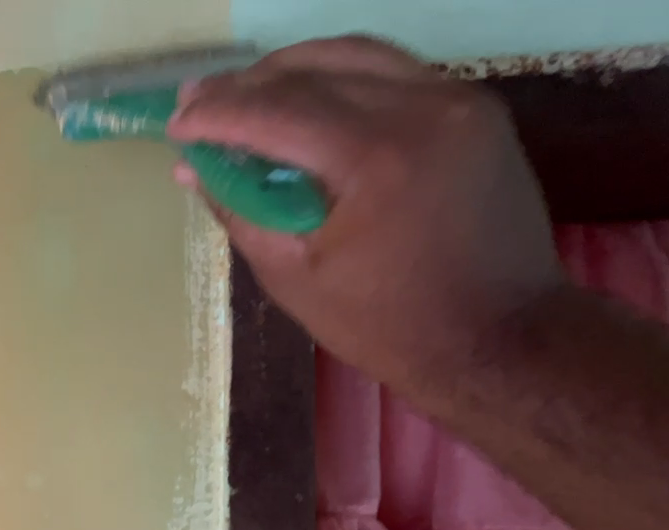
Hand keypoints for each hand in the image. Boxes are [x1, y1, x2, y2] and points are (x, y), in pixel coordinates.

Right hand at [165, 35, 569, 400]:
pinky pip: (390, 72)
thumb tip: (193, 166)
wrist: (494, 334)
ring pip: (356, 56)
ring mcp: (457, 100)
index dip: (218, 113)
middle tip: (194, 101)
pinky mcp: (471, 108)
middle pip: (316, 70)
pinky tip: (302, 101)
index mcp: (376, 157)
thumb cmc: (381, 321)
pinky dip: (336, 78)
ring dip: (290, 70)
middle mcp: (424, 107)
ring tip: (241, 94)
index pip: (279, 111)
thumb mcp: (290, 275)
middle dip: (246, 85)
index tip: (175, 122)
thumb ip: (240, 209)